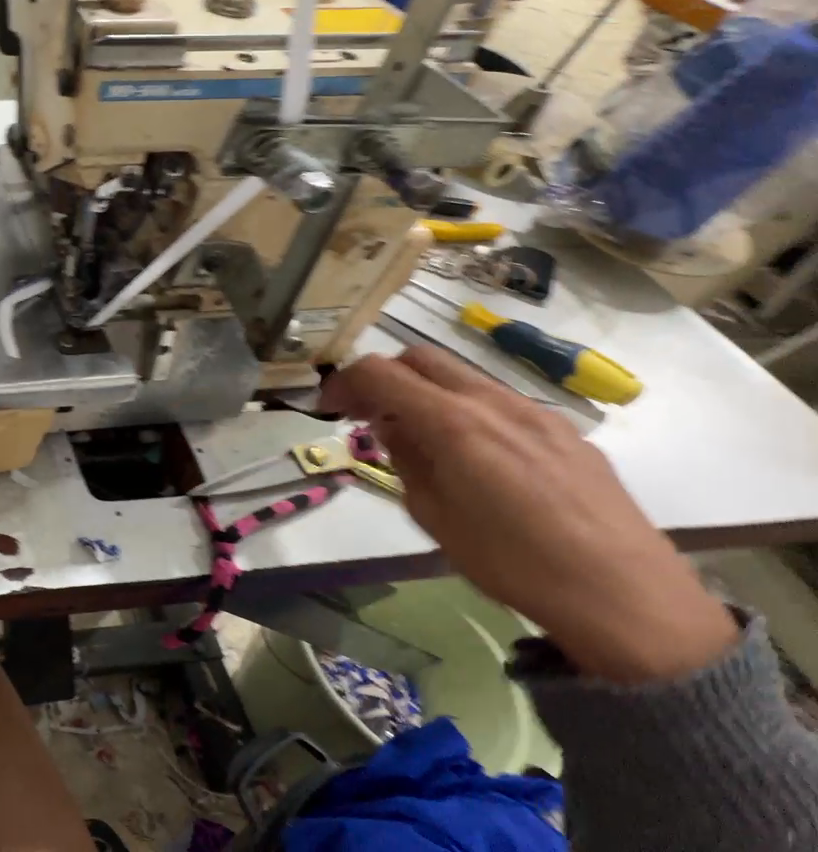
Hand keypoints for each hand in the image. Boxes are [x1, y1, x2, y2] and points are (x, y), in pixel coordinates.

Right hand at [321, 346, 737, 683]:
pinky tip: (475, 458)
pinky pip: (501, 404)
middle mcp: (495, 403)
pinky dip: (468, 412)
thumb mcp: (433, 515)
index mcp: (454, 423)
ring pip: (464, 377)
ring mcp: (537, 413)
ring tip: (420, 438)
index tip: (329, 408)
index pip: (380, 372)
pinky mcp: (567, 433)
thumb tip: (392, 428)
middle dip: (385, 377)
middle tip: (368, 414)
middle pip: (421, 358)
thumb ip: (406, 460)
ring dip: (428, 393)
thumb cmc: (513, 563)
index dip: (344, 381)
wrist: (625, 597)